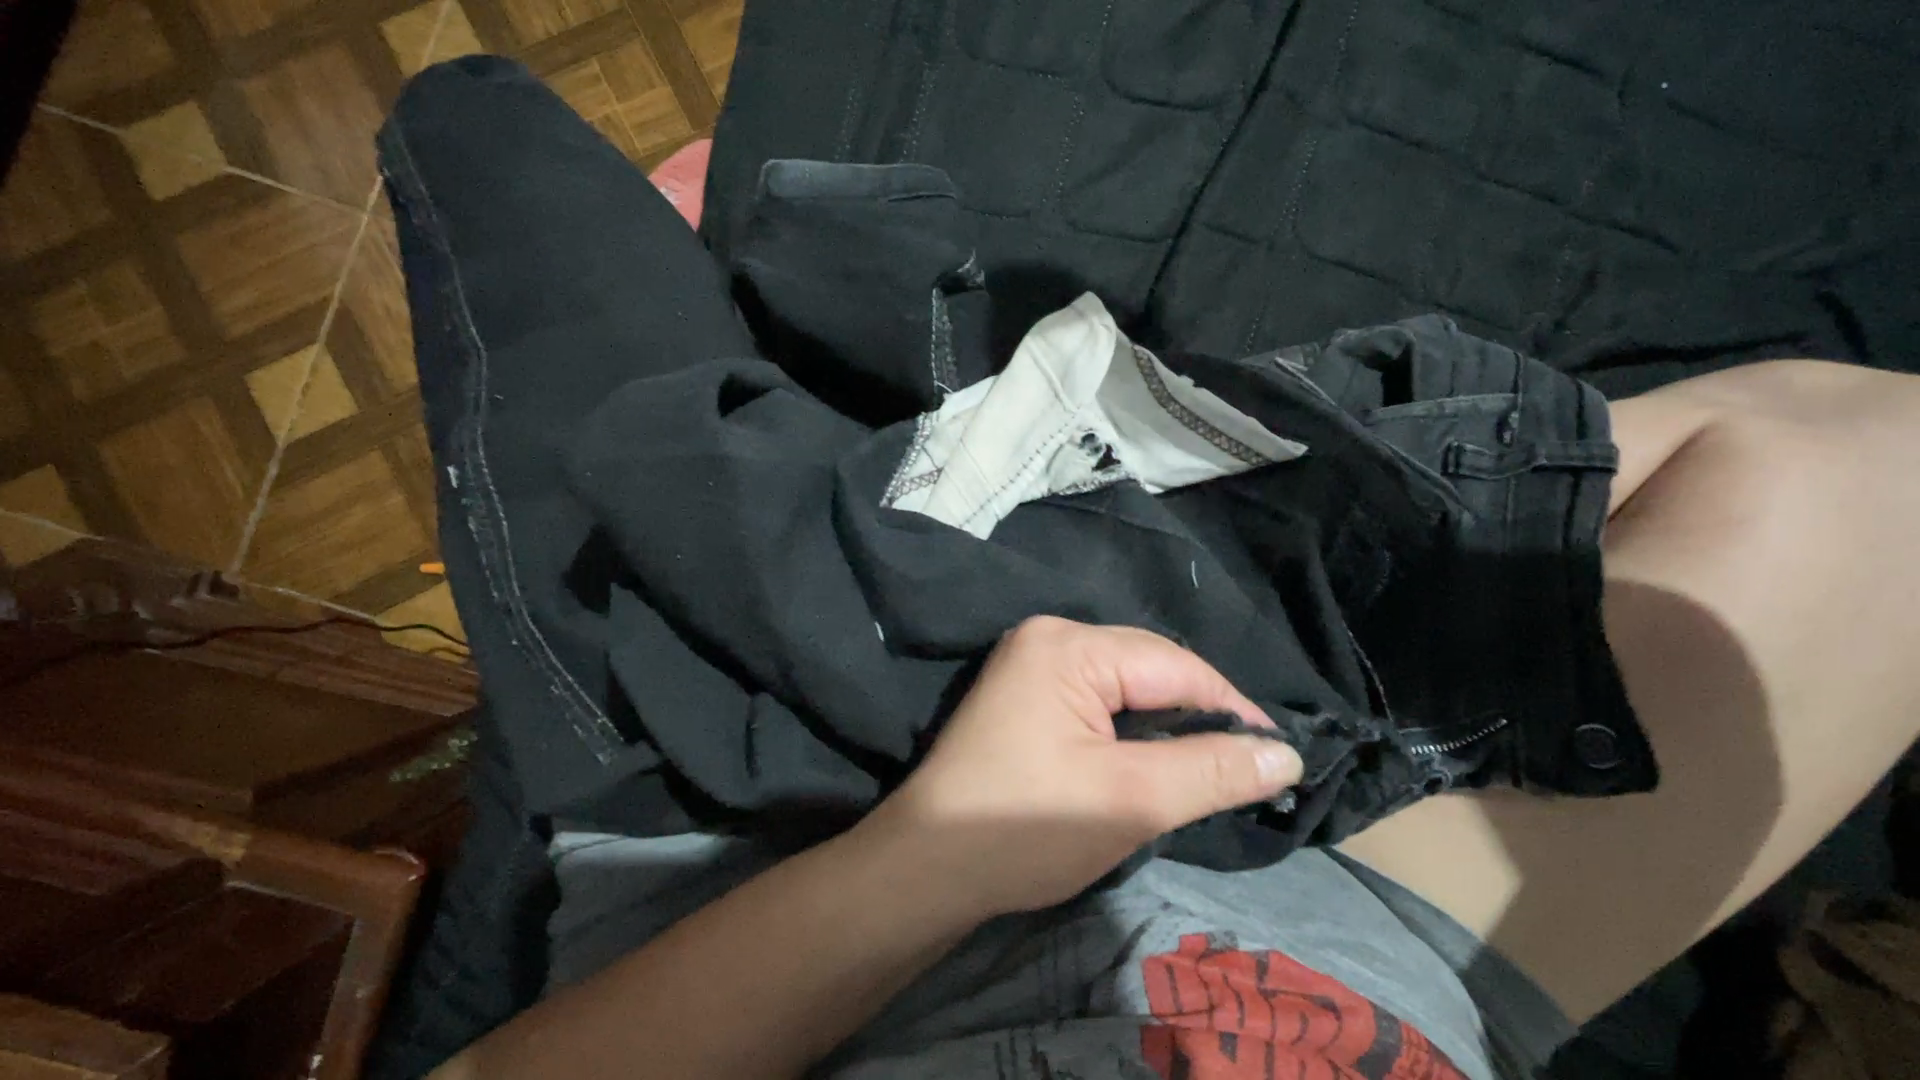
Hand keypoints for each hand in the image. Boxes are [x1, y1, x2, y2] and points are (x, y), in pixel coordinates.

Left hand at [861, 616, 1302, 917]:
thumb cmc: (1025, 829)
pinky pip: (1097, 705)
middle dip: (1199, 718)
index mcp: (1067, 645)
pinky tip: (1153, 765)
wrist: (925, 870)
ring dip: (1166, 729)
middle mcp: (1047, 639)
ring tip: (1209, 771)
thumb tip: (1286, 754)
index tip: (1280, 757)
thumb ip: (1211, 770)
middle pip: (1149, 671)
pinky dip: (1131, 734)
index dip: (1233, 709)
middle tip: (1247, 769)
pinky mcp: (1023, 701)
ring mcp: (1029, 668)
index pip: (1175, 665)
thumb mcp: (1130, 800)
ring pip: (1126, 690)